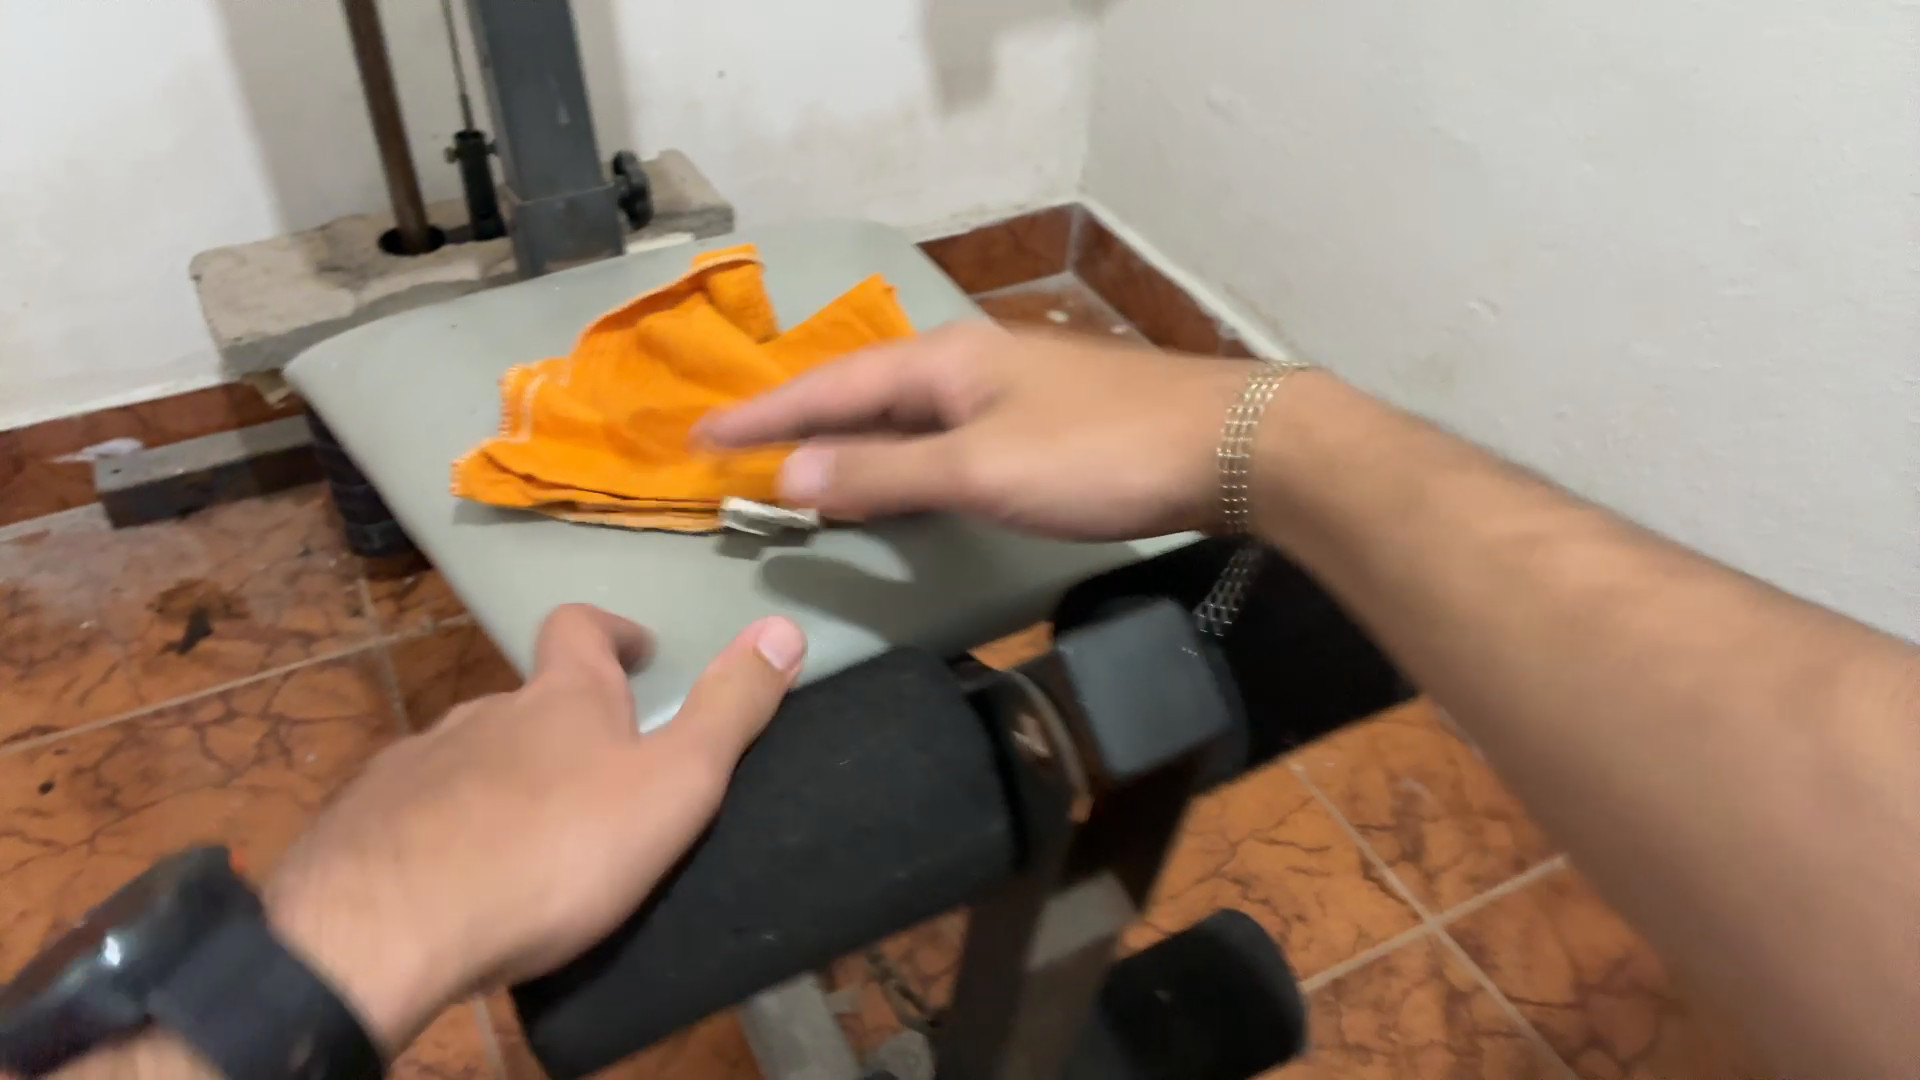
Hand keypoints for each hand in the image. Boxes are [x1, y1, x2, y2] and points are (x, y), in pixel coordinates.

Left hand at [261, 605, 806, 1053]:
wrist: (376, 940)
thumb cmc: (555, 848)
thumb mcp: (674, 781)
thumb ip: (732, 706)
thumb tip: (785, 625)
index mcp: (560, 698)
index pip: (577, 626)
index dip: (611, 630)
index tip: (639, 652)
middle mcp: (484, 715)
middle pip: (530, 698)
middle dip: (568, 722)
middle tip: (605, 773)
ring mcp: (414, 769)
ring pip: (474, 755)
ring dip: (511, 775)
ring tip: (537, 834)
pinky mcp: (360, 830)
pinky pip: (419, 810)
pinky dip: (450, 825)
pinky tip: (461, 877)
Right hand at [697, 322, 1256, 540]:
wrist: (1219, 445)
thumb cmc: (1094, 454)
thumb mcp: (978, 468)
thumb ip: (884, 472)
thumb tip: (788, 473)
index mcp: (938, 361)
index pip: (825, 388)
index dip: (759, 417)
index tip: (698, 440)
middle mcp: (962, 364)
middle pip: (859, 395)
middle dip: (795, 425)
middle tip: (738, 455)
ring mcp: (1000, 391)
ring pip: (901, 416)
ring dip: (846, 441)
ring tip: (797, 465)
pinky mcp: (1032, 421)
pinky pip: (940, 436)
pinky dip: (900, 458)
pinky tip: (896, 473)